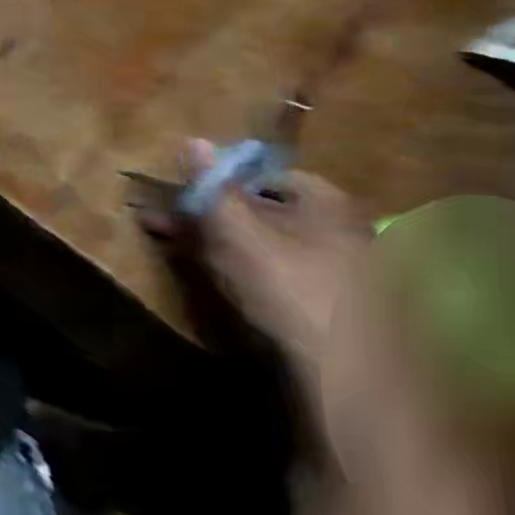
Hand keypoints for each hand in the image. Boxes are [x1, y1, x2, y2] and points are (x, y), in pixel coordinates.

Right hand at [183, 140, 373, 367]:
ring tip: (182, 254)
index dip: (219, 181)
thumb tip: (192, 138)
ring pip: (270, 244)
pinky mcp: (343, 309)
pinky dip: (250, 272)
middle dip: (211, 214)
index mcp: (326, 202)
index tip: (182, 195)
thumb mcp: (233, 227)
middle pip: (264, 209)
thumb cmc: (287, 284)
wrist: (350, 377)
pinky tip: (224, 285)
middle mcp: (344, 229)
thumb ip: (211, 185)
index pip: (264, 174)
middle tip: (165, 224)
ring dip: (222, 243)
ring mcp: (349, 273)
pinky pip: (286, 274)